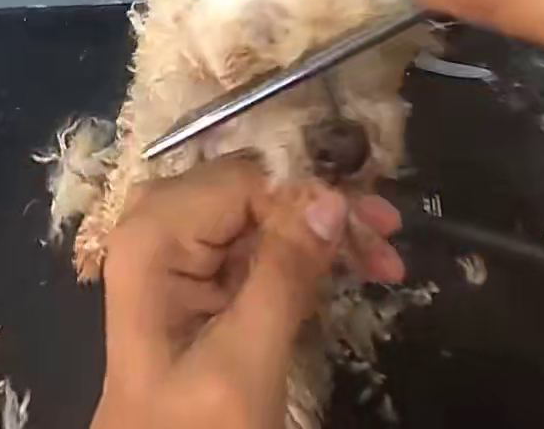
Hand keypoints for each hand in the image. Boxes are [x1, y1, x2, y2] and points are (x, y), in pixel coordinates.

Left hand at [92, 156, 403, 428]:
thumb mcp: (243, 363)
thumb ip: (285, 274)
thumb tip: (333, 198)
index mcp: (155, 231)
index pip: (249, 181)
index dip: (313, 195)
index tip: (375, 220)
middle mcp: (160, 217)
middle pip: (259, 189)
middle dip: (325, 209)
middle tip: (387, 232)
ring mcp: (177, 237)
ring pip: (266, 208)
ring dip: (324, 231)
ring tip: (382, 257)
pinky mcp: (196, 261)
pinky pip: (260, 235)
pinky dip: (304, 252)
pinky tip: (348, 266)